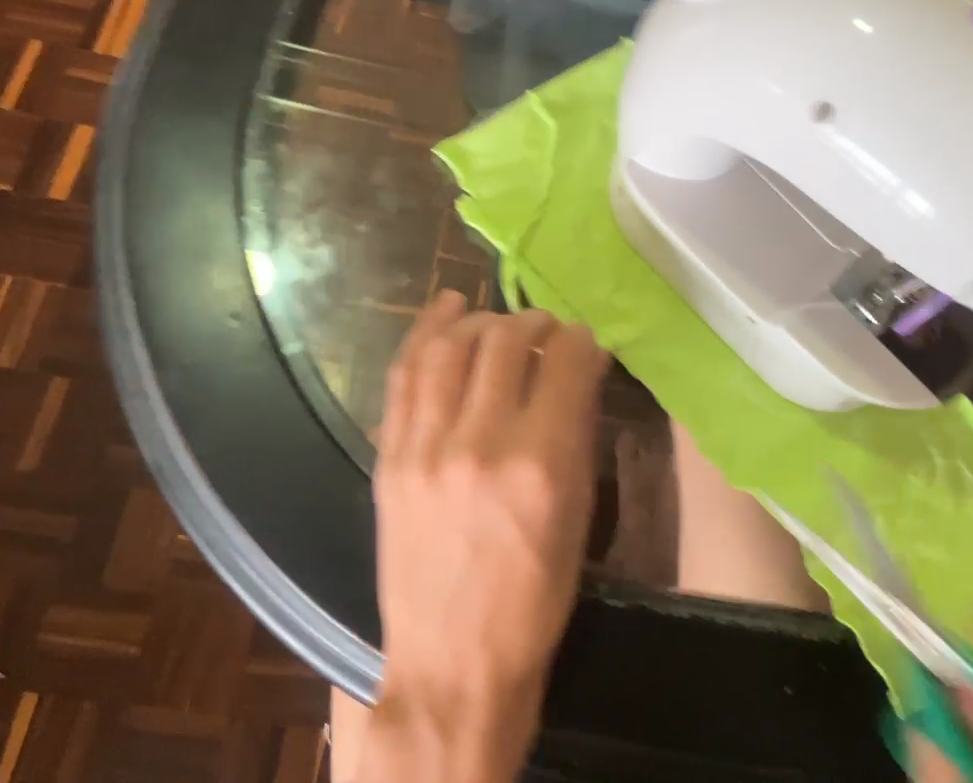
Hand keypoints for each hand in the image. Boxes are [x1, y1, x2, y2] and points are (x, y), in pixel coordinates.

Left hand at [363, 290, 609, 782]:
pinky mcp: (389, 455)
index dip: (580, 340)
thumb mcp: (576, 517)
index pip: (564, 360)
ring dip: (480, 321)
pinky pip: (404, 374)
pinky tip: (446, 310)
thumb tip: (578, 370)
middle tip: (545, 332)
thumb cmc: (533, 599)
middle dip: (533, 323)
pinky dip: (425, 332)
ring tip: (497, 321)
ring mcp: (425, 446)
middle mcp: (480, 442)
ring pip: (450, 347)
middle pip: (505, 342)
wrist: (452, 661)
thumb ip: (576, 434)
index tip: (584, 345)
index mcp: (540, 462)